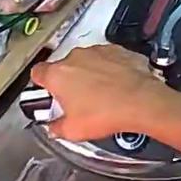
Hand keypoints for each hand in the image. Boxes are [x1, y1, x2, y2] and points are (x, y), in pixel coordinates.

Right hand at [30, 44, 176, 142]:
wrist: (142, 101)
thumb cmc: (107, 113)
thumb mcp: (72, 130)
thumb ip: (56, 126)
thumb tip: (55, 126)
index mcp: (58, 74)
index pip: (38, 73)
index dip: (41, 84)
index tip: (47, 93)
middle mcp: (77, 57)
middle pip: (64, 66)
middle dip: (69, 80)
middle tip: (77, 100)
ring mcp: (99, 51)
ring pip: (87, 61)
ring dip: (90, 73)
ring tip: (101, 94)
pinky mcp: (120, 51)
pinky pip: (109, 58)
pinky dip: (111, 68)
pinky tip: (117, 85)